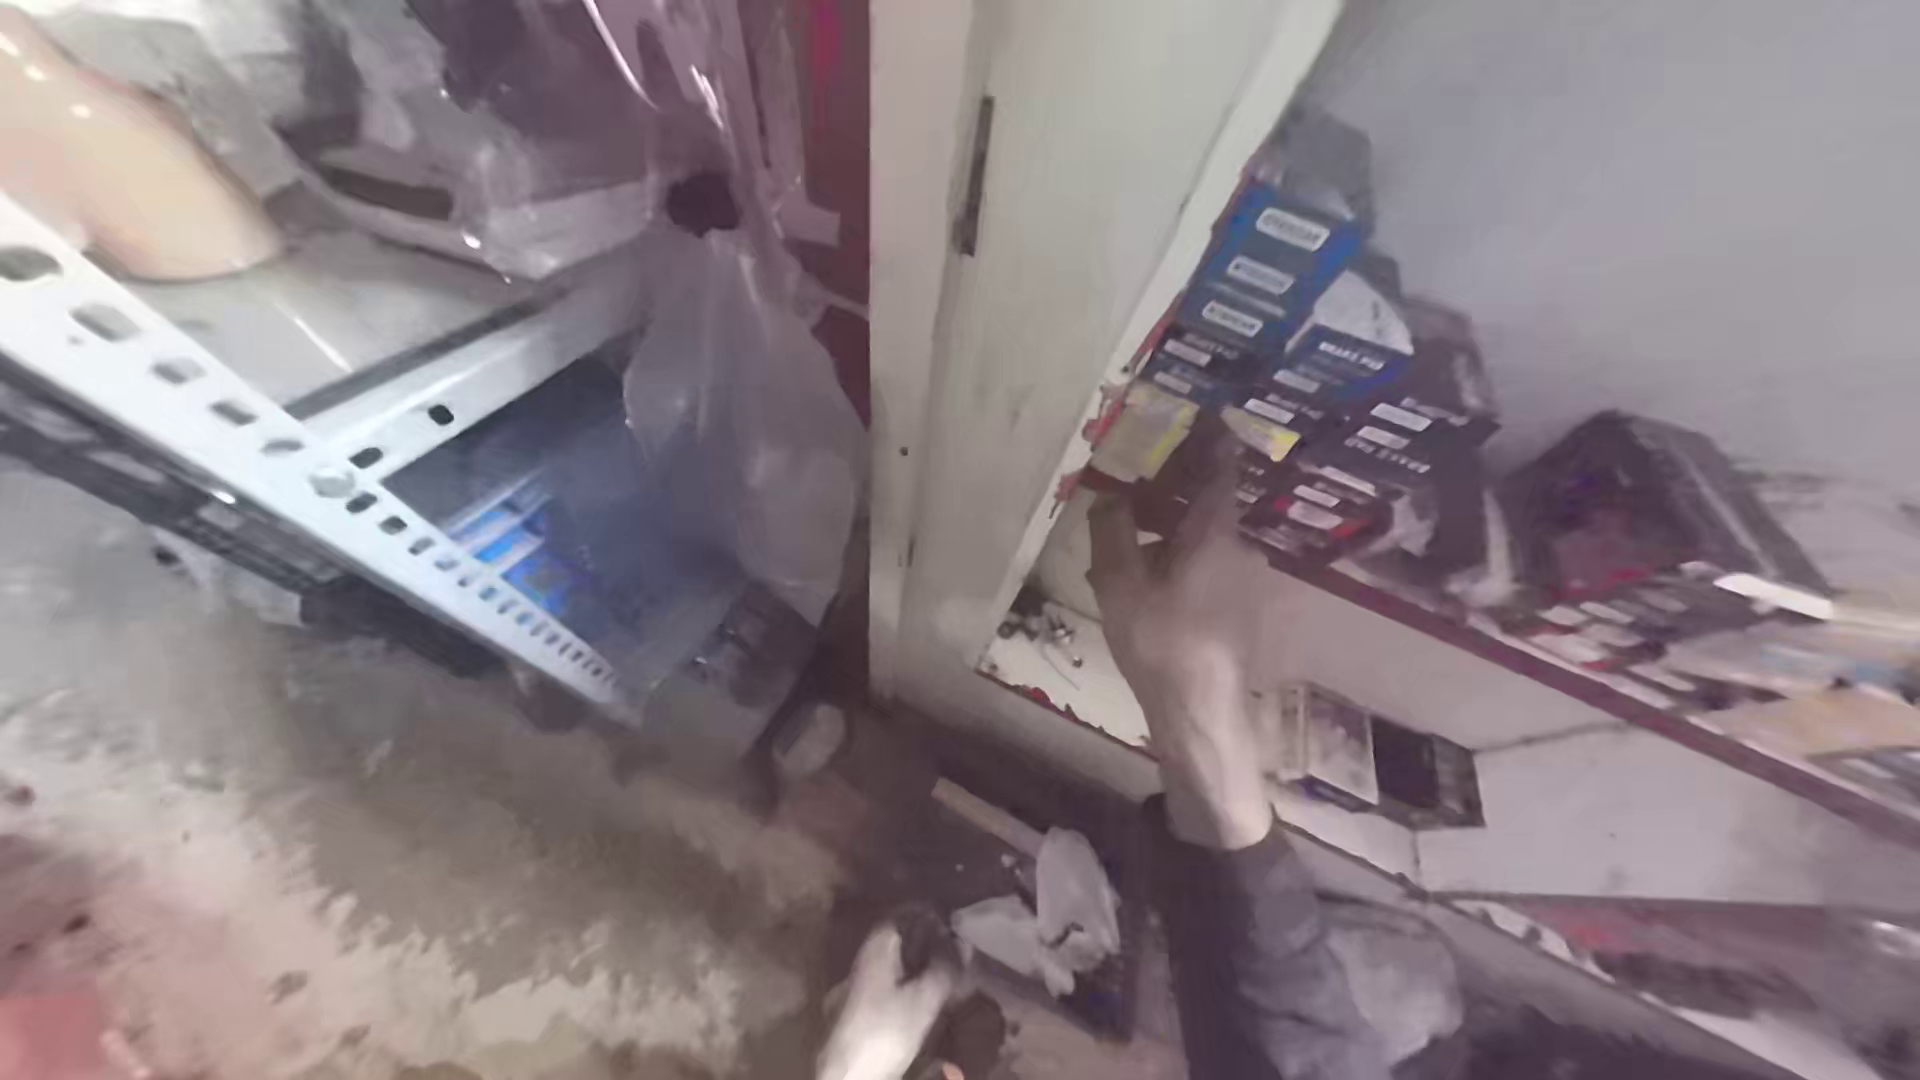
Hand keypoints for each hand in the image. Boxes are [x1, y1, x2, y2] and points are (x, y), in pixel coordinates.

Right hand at [1087, 433, 1275, 849]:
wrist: (1202, 713)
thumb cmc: (1159, 640)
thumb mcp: (1119, 583)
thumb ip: (1112, 531)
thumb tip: (1110, 498)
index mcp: (1213, 535)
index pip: (1218, 473)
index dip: (1213, 443)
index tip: (1211, 418)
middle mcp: (1243, 552)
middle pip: (1210, 512)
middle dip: (1178, 503)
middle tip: (1142, 504)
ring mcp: (1253, 585)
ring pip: (1211, 548)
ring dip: (1181, 543)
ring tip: (1142, 564)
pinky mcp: (1252, 614)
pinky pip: (1218, 574)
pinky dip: (1193, 570)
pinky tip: (1166, 599)